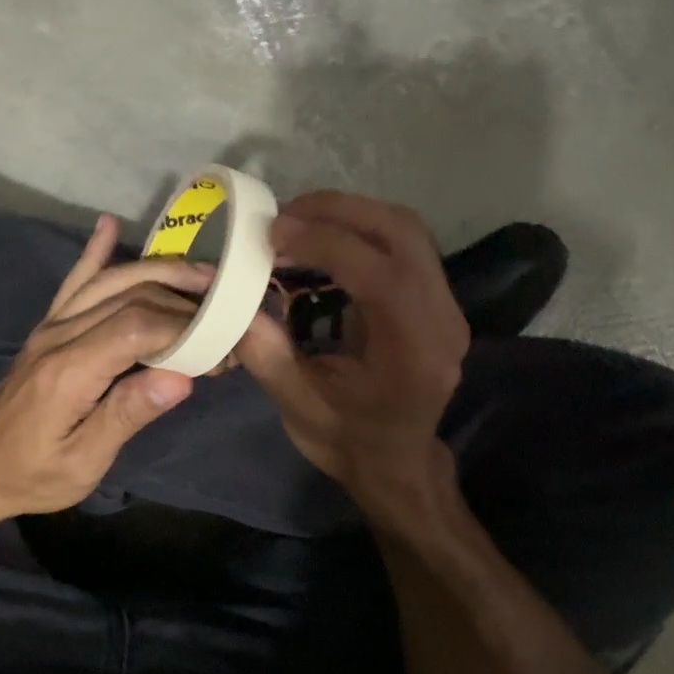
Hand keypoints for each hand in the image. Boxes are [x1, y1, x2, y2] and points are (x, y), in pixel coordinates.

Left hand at [0, 214, 206, 525]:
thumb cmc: (34, 474)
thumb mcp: (84, 461)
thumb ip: (127, 415)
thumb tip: (181, 378)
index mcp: (70, 370)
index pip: (138, 327)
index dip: (185, 327)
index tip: (224, 344)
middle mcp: (58, 336)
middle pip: (129, 298)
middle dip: (183, 301)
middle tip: (229, 312)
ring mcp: (49, 328)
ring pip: (108, 283)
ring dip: (156, 272)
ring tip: (203, 274)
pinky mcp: (45, 330)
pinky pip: (72, 284)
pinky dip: (93, 254)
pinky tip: (109, 225)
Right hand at [239, 191, 468, 499]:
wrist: (393, 463)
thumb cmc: (344, 439)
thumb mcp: (295, 403)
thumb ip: (266, 351)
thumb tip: (230, 298)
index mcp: (411, 352)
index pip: (379, 274)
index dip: (326, 243)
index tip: (273, 234)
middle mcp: (440, 319)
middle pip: (402, 233)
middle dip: (338, 211)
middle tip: (281, 216)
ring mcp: (444, 306)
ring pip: (405, 231)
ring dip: (347, 216)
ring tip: (294, 225)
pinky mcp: (432, 299)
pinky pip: (400, 246)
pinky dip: (357, 232)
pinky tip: (317, 246)